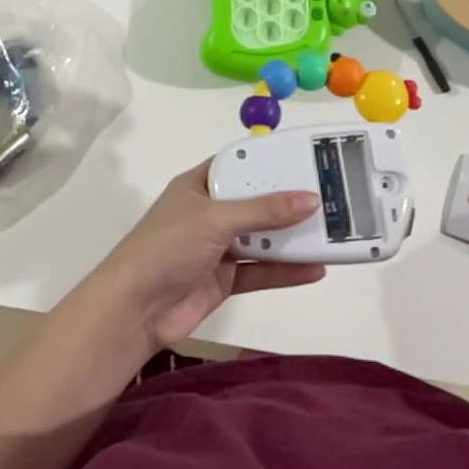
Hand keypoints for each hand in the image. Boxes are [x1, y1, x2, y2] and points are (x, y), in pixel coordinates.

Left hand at [84, 160, 325, 351]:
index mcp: (199, 185)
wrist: (135, 310)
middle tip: (332, 196)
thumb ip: (264, 211)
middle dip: (289, 202)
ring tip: (333, 232)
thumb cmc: (168, 247)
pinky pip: (261, 271)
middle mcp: (209, 213)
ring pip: (262, 239)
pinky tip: (317, 270)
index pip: (240, 165)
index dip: (270, 161)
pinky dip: (286, 271)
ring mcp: (217, 248)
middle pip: (256, 203)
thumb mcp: (216, 219)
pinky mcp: (224, 280)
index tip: (308, 159)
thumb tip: (311, 199)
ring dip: (293, 238)